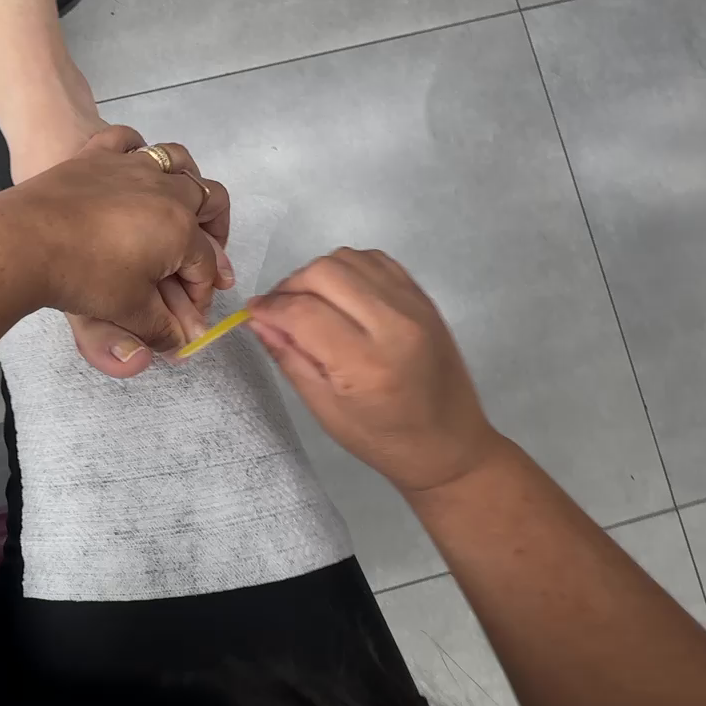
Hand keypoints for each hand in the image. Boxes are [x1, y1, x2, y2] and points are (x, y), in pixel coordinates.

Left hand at [0, 126, 232, 372]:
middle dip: (215, 228)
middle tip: (205, 254)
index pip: (206, 264)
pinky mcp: (98, 153)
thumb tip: (181, 345)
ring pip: (176, 159)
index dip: (202, 293)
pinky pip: (127, 140)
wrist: (24, 239)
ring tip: (179, 203)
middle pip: (209, 198)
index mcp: (181, 230)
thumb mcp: (127, 310)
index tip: (189, 317)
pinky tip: (131, 166)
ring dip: (186, 179)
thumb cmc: (82, 274)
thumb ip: (161, 329)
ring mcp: (131, 164)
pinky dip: (136, 150)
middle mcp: (166, 190)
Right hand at [247, 249, 505, 494]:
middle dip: (290, 287)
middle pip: (323, 273)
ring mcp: (413, 306)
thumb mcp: (324, 408)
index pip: (302, 313)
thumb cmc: (383, 439)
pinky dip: (347, 269)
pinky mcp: (423, 298)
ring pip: (346, 259)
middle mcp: (394, 325)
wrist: (452, 446)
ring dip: (317, 275)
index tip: (253, 314)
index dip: (269, 308)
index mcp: (367, 364)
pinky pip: (373, 260)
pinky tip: (340, 295)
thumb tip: (257, 319)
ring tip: (310, 302)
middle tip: (280, 311)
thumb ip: (288, 357)